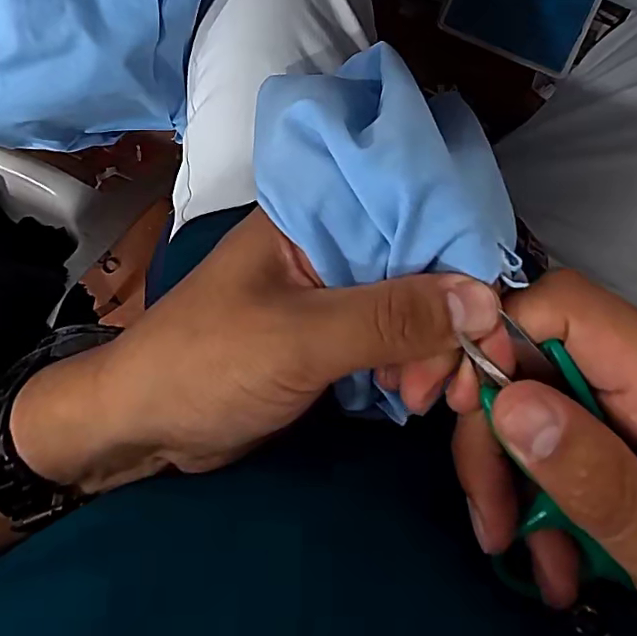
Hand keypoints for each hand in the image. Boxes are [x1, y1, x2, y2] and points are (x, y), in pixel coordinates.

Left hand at [14, 207, 501, 490]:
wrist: (142, 426)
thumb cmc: (207, 364)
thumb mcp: (300, 338)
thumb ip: (391, 317)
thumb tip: (485, 300)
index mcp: (313, 212)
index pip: (408, 209)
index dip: (459, 256)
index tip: (493, 320)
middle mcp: (328, 239)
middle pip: (417, 258)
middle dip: (448, 317)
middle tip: (455, 382)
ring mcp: (331, 286)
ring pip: (410, 300)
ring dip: (433, 347)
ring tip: (427, 398)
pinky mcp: (331, 330)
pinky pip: (391, 334)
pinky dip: (411, 363)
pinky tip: (413, 397)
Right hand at [449, 270, 636, 635]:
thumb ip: (603, 483)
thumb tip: (507, 401)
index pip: (562, 302)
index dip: (497, 334)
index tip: (457, 410)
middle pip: (529, 349)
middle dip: (492, 431)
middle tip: (491, 524)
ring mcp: (634, 378)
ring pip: (529, 388)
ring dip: (512, 471)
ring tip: (533, 557)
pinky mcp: (623, 405)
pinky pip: (553, 417)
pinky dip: (539, 479)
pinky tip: (558, 547)